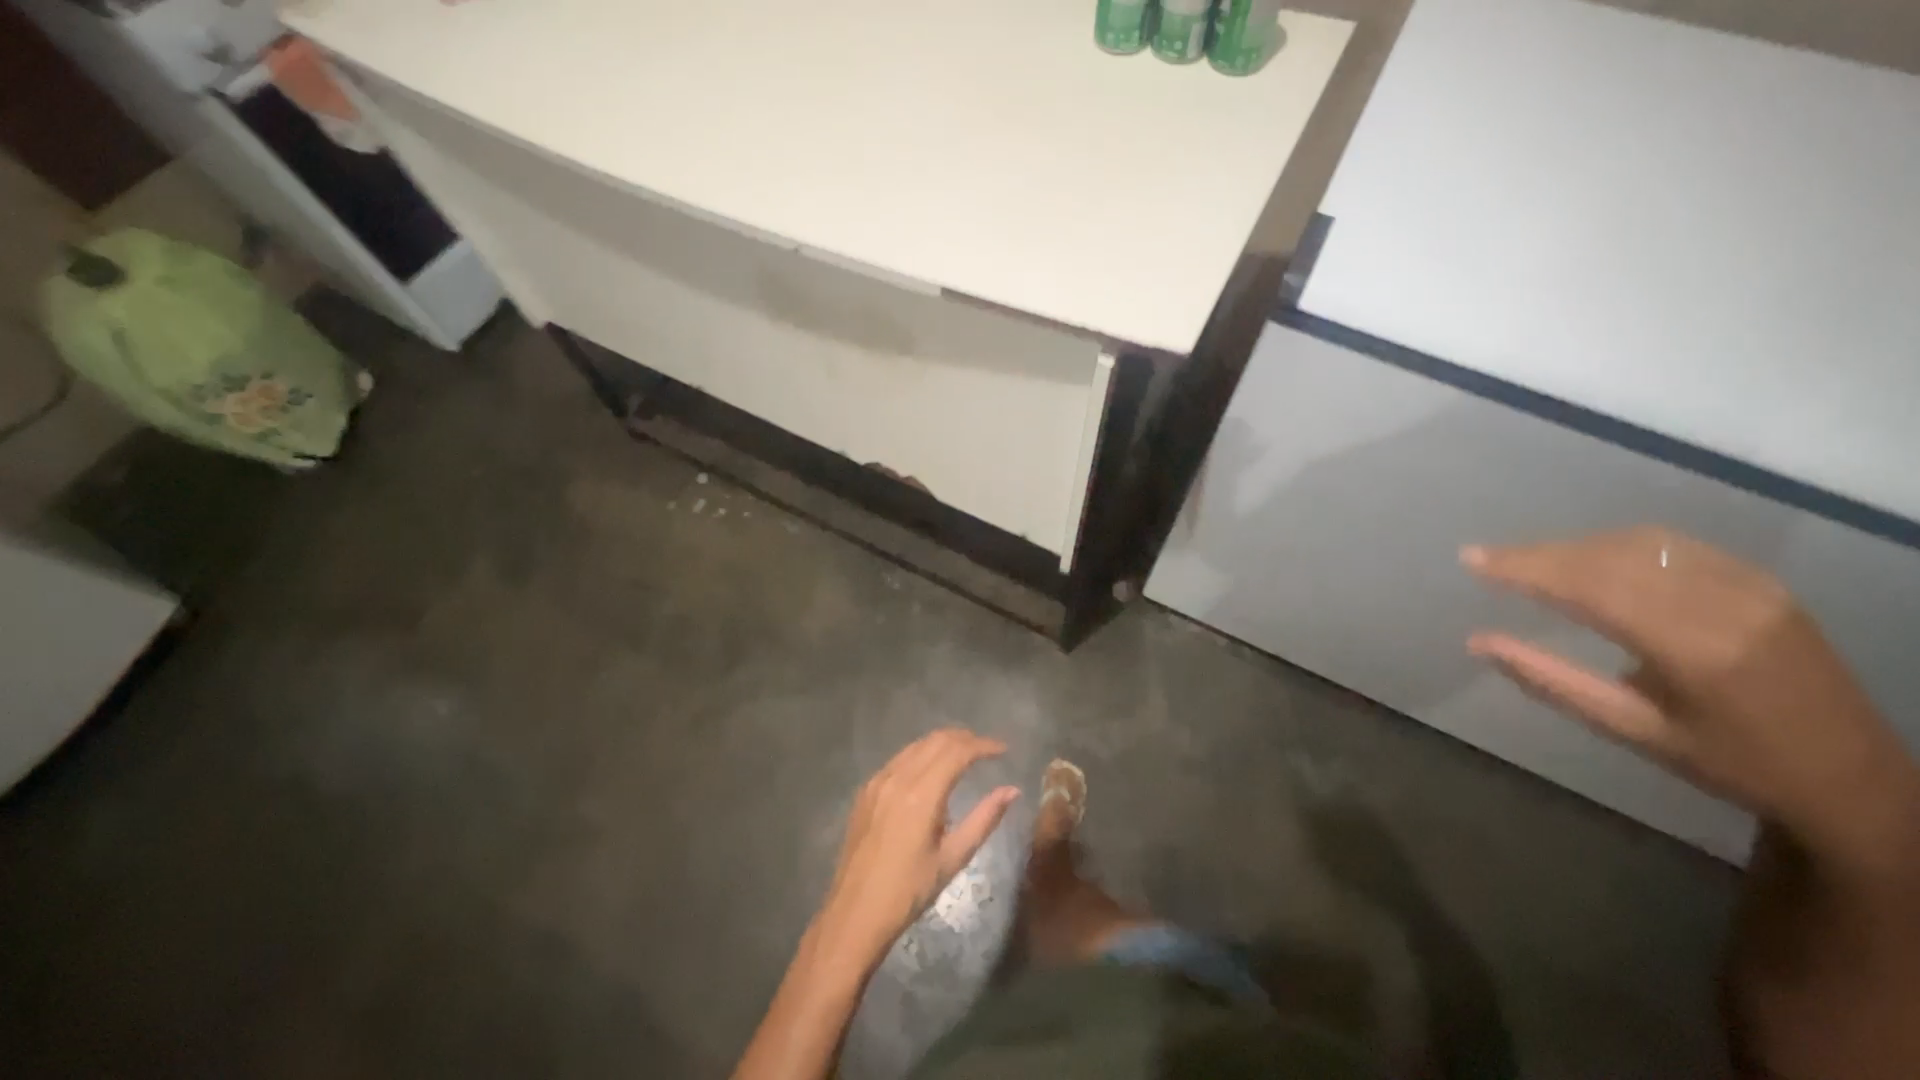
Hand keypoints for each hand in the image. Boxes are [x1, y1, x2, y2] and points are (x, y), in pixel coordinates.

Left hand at [813, 729, 1019, 963]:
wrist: (856, 912)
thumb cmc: (910, 891)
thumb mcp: (953, 858)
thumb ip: (984, 819)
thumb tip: (1011, 791)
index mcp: (921, 795)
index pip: (957, 752)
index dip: (983, 745)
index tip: (1004, 750)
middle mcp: (897, 779)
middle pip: (935, 741)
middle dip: (964, 738)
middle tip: (987, 749)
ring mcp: (877, 783)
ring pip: (915, 747)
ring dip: (942, 744)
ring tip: (964, 755)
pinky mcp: (865, 792)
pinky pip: (898, 761)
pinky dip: (921, 756)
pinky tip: (931, 773)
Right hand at [1463, 527, 1917, 858]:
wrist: (1850, 774)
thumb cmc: (1730, 764)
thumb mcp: (1633, 731)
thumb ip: (1552, 681)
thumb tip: (1480, 642)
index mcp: (1693, 649)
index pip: (1590, 587)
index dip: (1525, 569)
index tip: (1471, 560)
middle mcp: (1723, 603)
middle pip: (1610, 557)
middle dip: (1541, 554)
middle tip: (1486, 559)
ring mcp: (1749, 585)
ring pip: (1640, 543)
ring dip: (1576, 547)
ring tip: (1529, 562)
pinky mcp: (1762, 580)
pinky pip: (1674, 546)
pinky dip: (1618, 545)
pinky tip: (1591, 559)